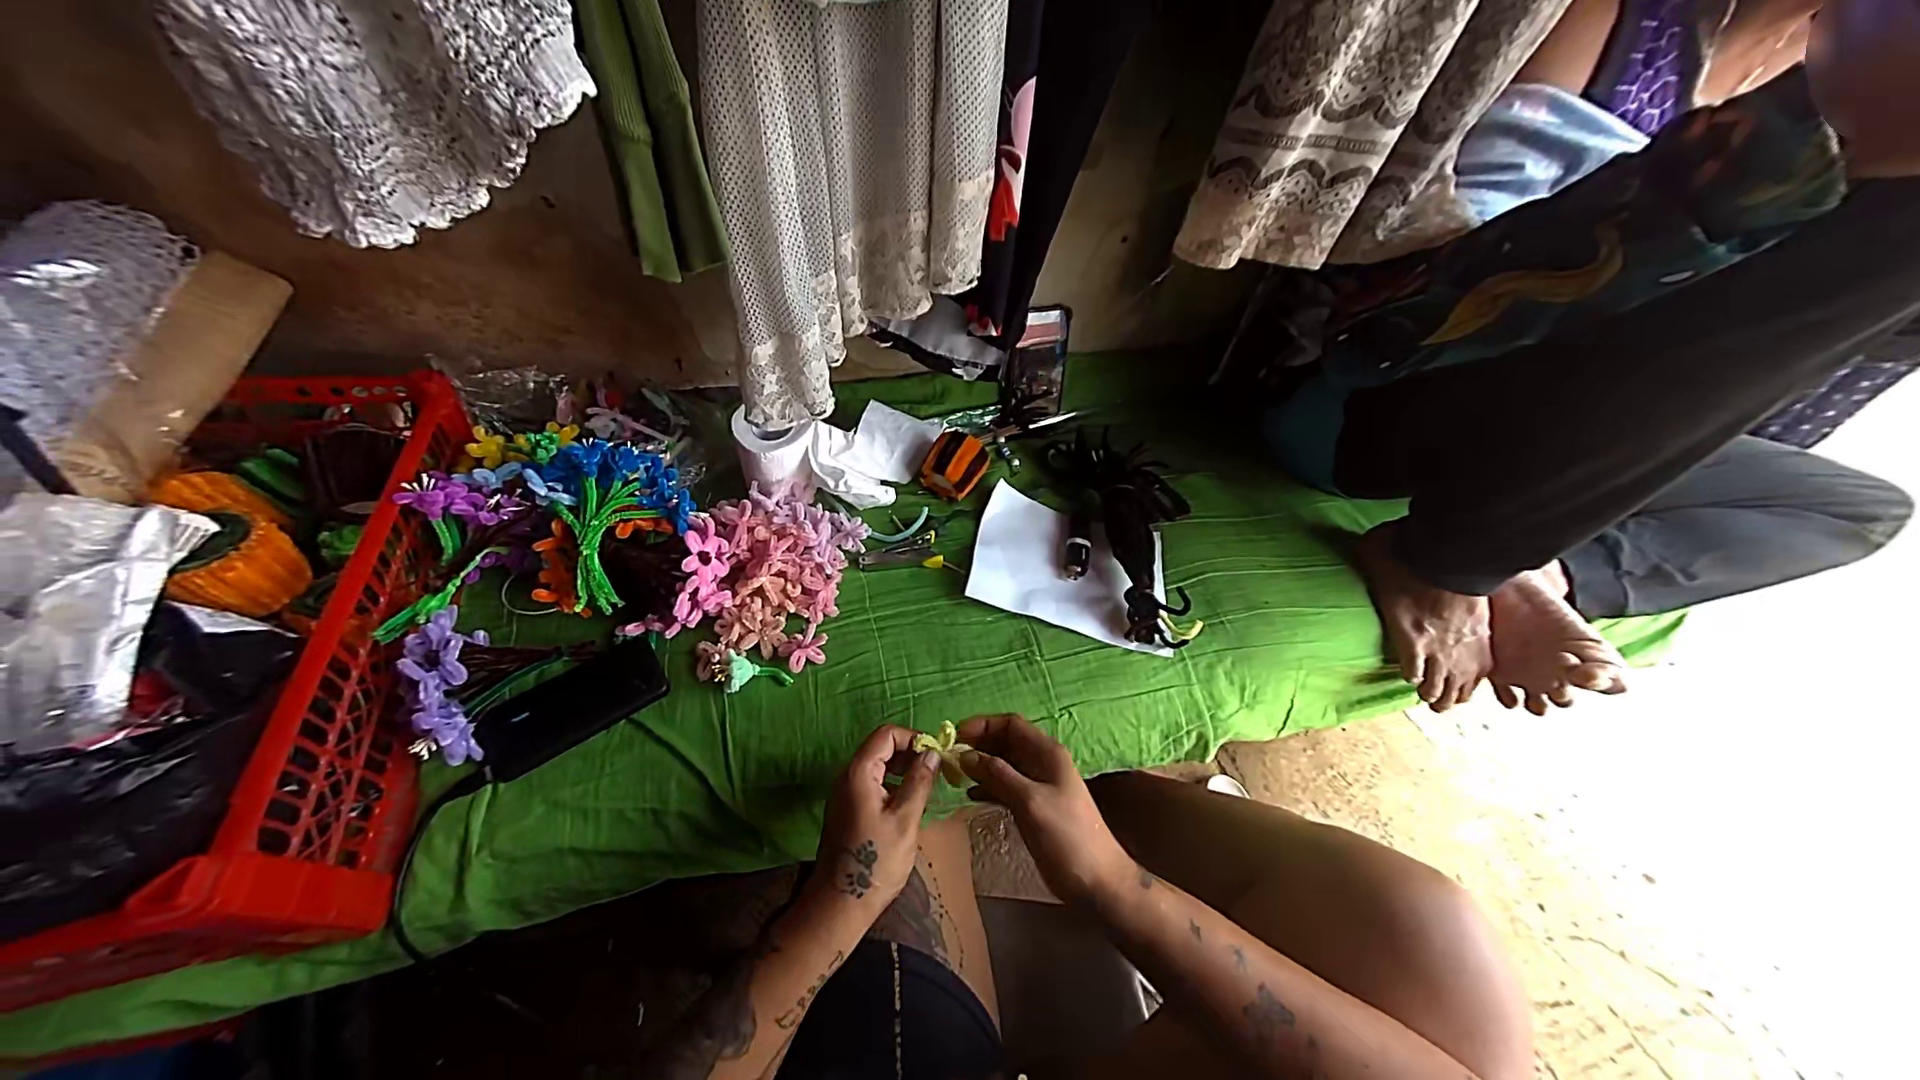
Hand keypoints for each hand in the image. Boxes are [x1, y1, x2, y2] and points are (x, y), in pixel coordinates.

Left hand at [812, 725, 940, 909]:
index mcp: (859, 773)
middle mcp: (847, 776)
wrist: (841, 903)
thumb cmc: (875, 861)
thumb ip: (919, 781)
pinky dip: (893, 782)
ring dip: (903, 768)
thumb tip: (932, 753)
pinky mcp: (848, 807)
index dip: (913, 738)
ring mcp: (845, 792)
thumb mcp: (905, 819)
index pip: (887, 734)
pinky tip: (910, 800)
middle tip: (936, 770)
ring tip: (927, 785)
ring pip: (877, 764)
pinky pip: (872, 781)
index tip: (936, 754)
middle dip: (910, 752)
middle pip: (881, 746)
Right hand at [955, 714, 1134, 908]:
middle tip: (949, 757)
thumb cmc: (1067, 836)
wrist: (1097, 881)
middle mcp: (1041, 763)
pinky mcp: (1032, 807)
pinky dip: (987, 787)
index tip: (955, 736)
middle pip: (1005, 742)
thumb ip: (998, 775)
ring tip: (953, 775)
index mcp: (1047, 753)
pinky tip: (970, 795)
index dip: (983, 725)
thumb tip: (966, 755)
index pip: (1011, 724)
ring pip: (1003, 765)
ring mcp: (1037, 785)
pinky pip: (1004, 786)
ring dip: (979, 766)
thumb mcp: (1030, 801)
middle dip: (978, 745)